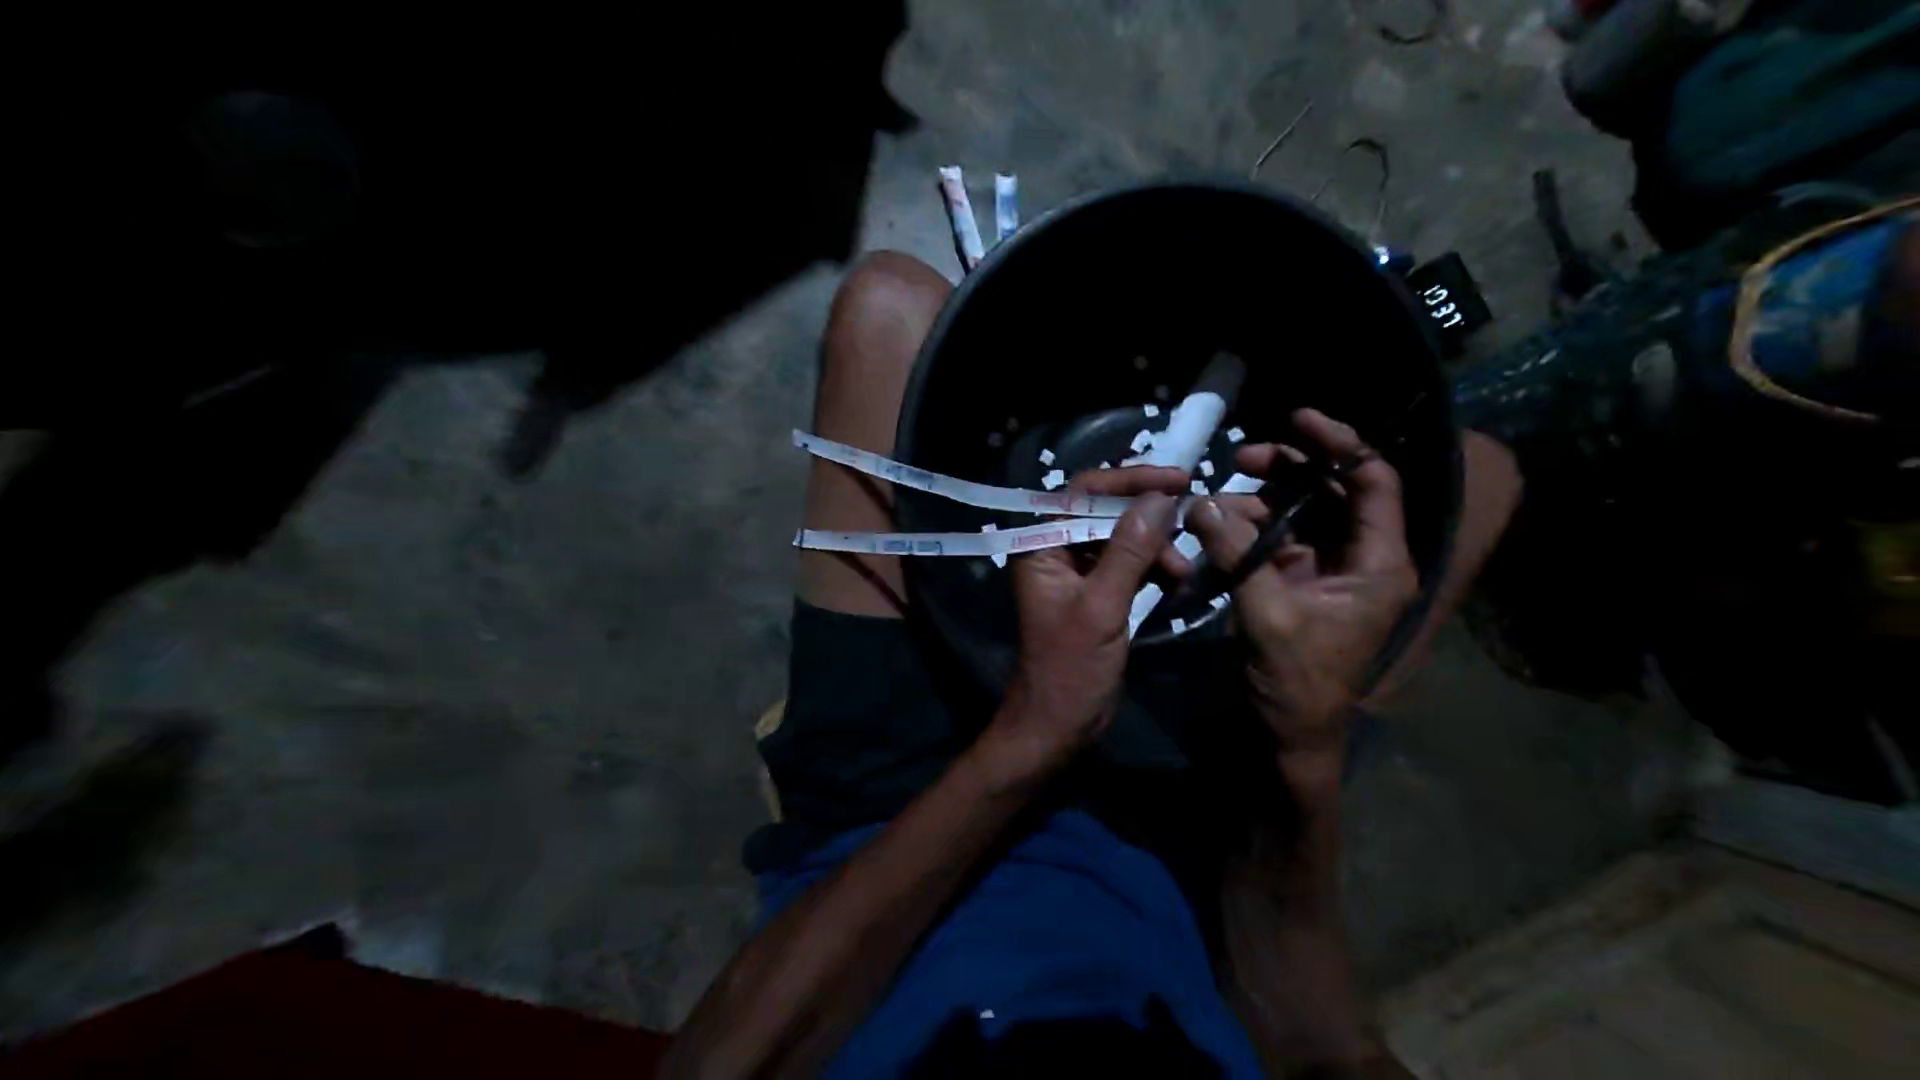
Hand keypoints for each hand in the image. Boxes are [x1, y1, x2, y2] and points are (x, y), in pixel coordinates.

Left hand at [978, 466, 1184, 781]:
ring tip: (1183, 572)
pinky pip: (1130, 566)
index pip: (1082, 491)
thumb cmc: (1070, 670)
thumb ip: (1129, 552)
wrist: (1058, 726)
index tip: (1177, 479)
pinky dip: (1154, 569)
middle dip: (1149, 518)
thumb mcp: (1102, 607)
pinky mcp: (1098, 595)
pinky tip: (1177, 582)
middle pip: (1106, 511)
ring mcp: (1078, 574)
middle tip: (1191, 523)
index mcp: (1042, 546)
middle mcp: (1056, 551)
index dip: (1129, 479)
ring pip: (1123, 539)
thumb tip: (1160, 499)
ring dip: (1157, 548)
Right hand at [1185, 409, 1418, 784]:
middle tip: (1239, 457)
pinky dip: (1242, 527)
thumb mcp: (1269, 617)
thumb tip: (1202, 505)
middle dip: (1287, 468)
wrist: (1284, 735)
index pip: (1373, 484)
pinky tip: (1212, 526)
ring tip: (1212, 503)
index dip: (1342, 444)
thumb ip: (1238, 556)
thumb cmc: (1296, 684)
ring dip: (1256, 499)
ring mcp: (1322, 569)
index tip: (1297, 418)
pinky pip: (1269, 537)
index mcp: (1377, 564)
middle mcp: (1357, 558)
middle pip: (1331, 490)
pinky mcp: (1290, 581)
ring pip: (1296, 511)